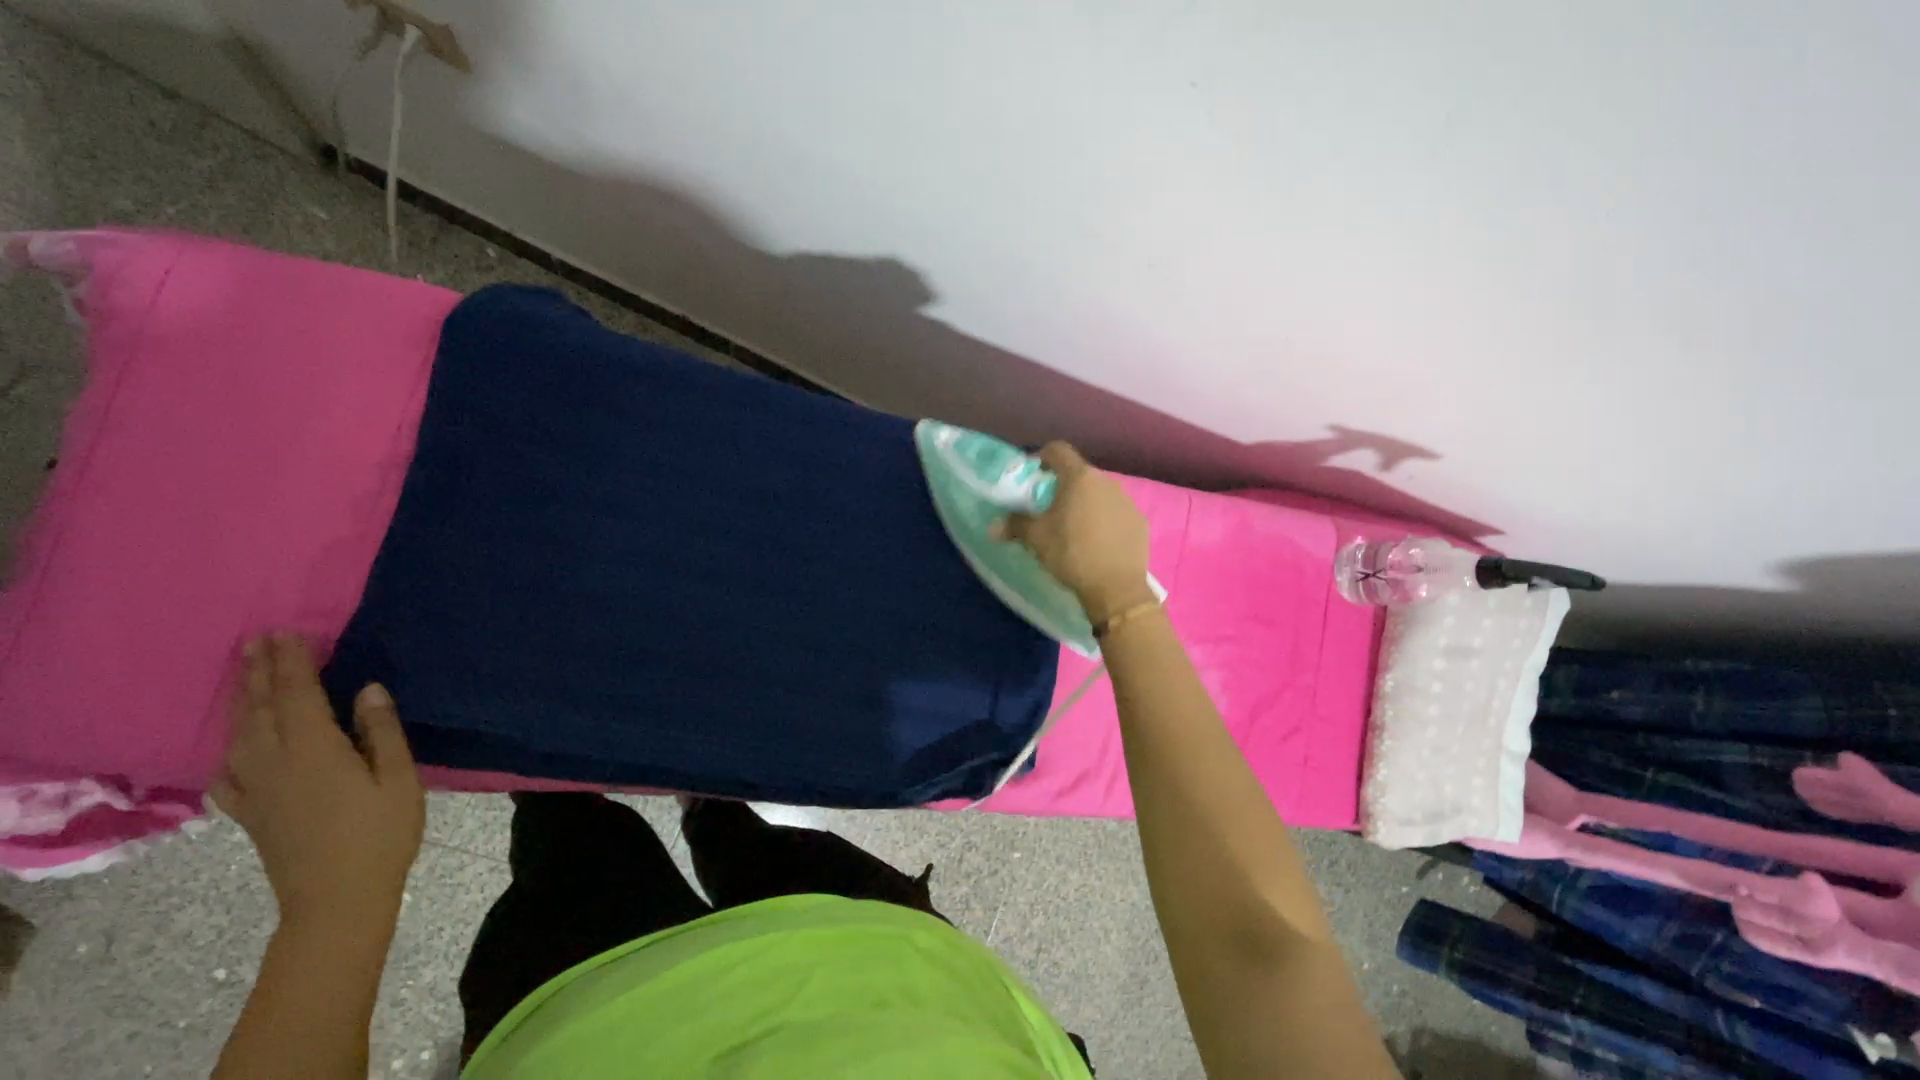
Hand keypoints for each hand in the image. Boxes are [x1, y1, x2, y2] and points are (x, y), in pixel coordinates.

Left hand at [212, 636, 424, 925]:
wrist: (335, 902)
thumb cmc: (380, 836)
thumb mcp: (399, 779)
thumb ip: (381, 732)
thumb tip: (367, 689)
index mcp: (314, 748)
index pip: (296, 693)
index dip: (291, 661)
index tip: (286, 631)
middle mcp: (274, 761)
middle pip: (261, 707)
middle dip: (260, 670)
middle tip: (258, 639)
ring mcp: (255, 788)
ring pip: (239, 733)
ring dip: (242, 699)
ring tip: (245, 674)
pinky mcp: (249, 812)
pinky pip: (227, 772)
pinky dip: (228, 751)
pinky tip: (231, 748)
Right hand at [1001, 441, 1151, 623]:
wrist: (1116, 587)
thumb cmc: (1071, 553)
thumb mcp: (1036, 538)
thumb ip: (1014, 525)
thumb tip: (993, 528)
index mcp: (1079, 478)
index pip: (1058, 450)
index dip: (1042, 457)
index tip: (1033, 475)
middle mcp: (1106, 482)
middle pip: (1080, 474)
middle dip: (1063, 487)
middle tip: (1049, 509)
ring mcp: (1127, 501)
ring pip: (1100, 494)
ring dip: (1086, 504)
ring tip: (1074, 529)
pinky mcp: (1139, 522)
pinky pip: (1116, 514)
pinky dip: (1105, 521)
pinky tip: (1098, 544)